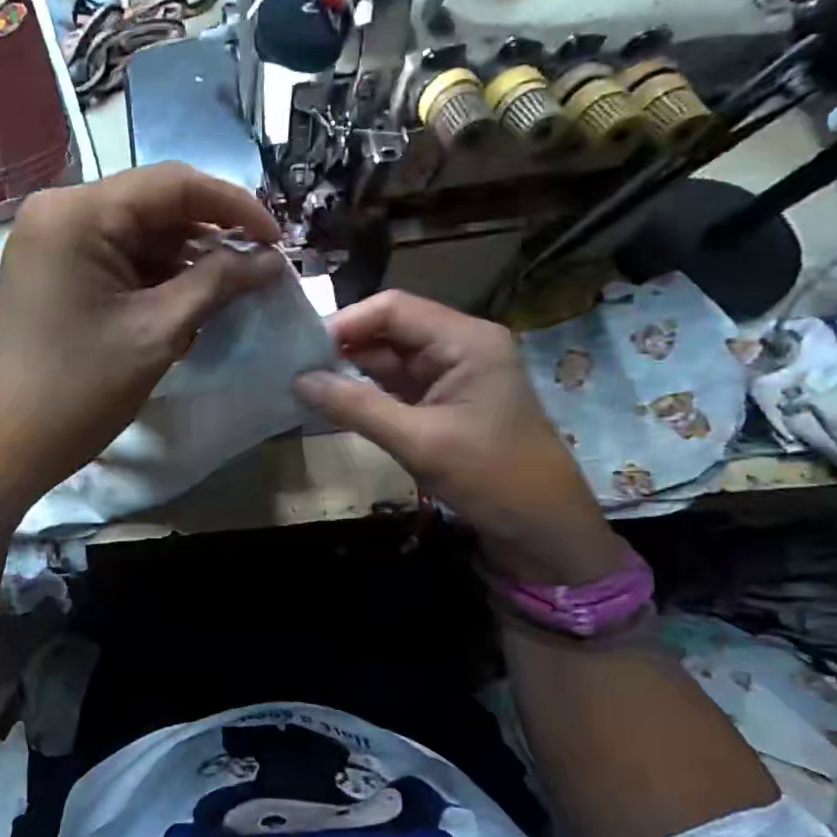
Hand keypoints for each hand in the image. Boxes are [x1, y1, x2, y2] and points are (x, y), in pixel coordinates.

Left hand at [0, 163, 285, 511]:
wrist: (2, 448)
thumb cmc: (79, 389)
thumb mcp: (158, 332)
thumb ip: (218, 284)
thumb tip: (270, 260)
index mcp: (79, 213)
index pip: (174, 184)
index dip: (236, 207)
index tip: (278, 242)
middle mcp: (59, 212)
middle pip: (155, 206)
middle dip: (210, 237)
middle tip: (256, 272)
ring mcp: (51, 243)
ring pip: (137, 236)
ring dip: (184, 262)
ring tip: (225, 297)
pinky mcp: (51, 273)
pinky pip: (115, 261)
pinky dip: (153, 280)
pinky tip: (183, 310)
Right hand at [293, 290, 621, 583]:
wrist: (542, 527)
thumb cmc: (491, 477)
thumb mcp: (419, 441)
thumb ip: (357, 407)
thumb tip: (299, 381)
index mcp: (466, 340)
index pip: (394, 309)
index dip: (346, 323)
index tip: (302, 349)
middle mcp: (461, 345)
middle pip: (391, 330)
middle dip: (345, 347)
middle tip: (294, 367)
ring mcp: (454, 373)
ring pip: (391, 359)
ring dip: (352, 370)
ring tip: (305, 383)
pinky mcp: (446, 400)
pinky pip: (399, 385)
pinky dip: (368, 392)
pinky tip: (334, 400)